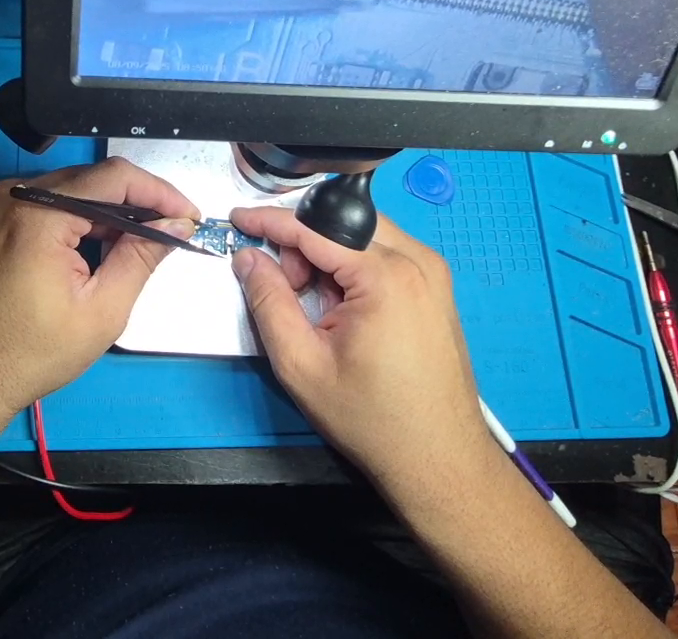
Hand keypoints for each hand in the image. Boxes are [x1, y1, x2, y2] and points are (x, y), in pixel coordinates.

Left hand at [0, 157, 198, 425]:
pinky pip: (54, 201)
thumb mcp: (102, 310)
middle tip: (174, 229)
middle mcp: (16, 195)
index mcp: (39, 213)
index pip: (115, 177)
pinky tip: (105, 244)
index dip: (160, 192)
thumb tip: (176, 223)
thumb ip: (143, 256)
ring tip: (144, 242)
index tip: (189, 214)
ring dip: (113, 210)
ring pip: (76, 187)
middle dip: (140, 202)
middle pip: (95, 177)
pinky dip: (85, 217)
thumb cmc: (29, 354)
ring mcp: (3, 202)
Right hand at [229, 207, 493, 490]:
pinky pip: (383, 251)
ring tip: (313, 303)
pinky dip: (351, 264)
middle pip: (340, 222)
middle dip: (301, 243)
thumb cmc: (372, 419)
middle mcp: (417, 261)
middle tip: (286, 287)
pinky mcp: (436, 285)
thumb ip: (268, 302)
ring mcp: (432, 271)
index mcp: (386, 276)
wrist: (439, 458)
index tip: (238, 218)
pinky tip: (341, 307)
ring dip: (326, 253)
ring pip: (361, 233)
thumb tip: (248, 259)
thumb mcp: (301, 363)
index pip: (315, 227)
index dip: (269, 220)